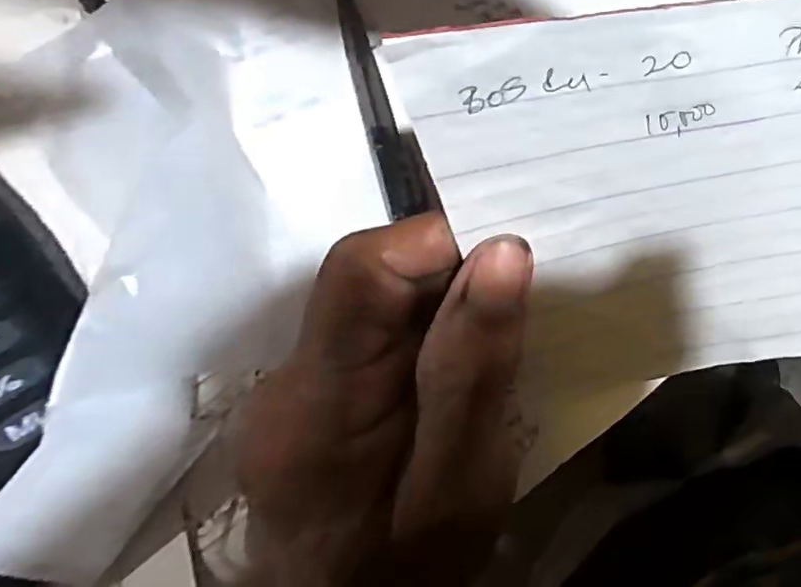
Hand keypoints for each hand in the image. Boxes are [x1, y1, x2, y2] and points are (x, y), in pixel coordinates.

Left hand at [236, 215, 532, 586]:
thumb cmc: (414, 564)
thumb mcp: (464, 480)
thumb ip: (478, 368)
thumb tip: (506, 250)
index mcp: (316, 405)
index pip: (363, 268)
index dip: (442, 245)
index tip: (508, 268)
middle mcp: (288, 378)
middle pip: (372, 271)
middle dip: (454, 272)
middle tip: (512, 313)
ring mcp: (295, 379)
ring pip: (381, 289)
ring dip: (447, 295)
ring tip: (490, 340)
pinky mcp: (316, 382)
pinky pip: (380, 315)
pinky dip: (434, 315)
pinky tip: (459, 355)